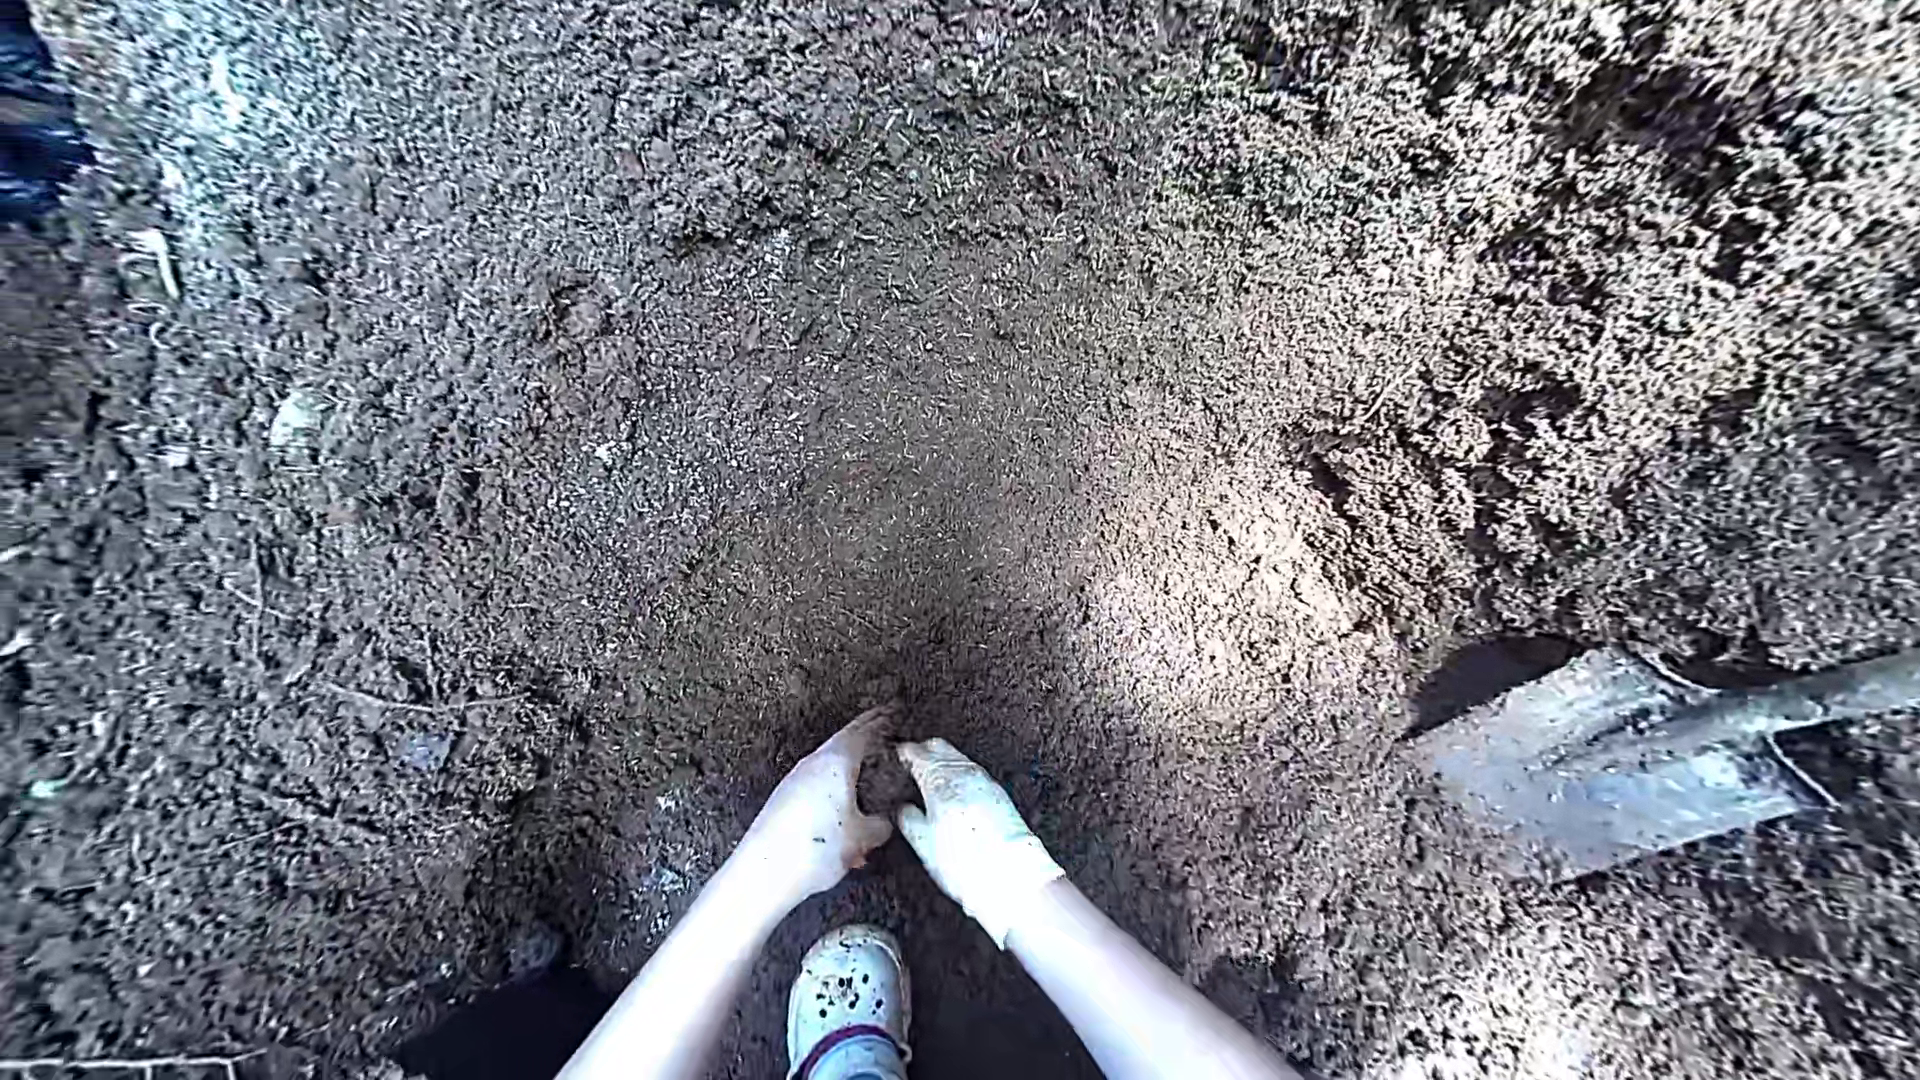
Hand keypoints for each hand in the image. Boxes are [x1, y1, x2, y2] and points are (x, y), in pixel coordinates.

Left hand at [734, 706, 895, 908]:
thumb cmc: (811, 850)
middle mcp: (814, 764)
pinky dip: (834, 788)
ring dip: (849, 766)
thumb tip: (884, 824)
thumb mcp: (862, 838)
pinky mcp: (785, 800)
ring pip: (830, 765)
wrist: (762, 875)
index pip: (863, 730)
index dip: (880, 721)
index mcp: (835, 761)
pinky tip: (842, 813)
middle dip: (865, 738)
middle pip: (844, 743)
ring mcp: (796, 780)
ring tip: (867, 775)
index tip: (890, 714)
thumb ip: (879, 826)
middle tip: (881, 731)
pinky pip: (817, 785)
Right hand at [896, 738, 1064, 947]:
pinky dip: (960, 770)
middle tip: (913, 758)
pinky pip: (973, 769)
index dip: (906, 753)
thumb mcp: (925, 847)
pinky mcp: (998, 791)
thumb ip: (910, 821)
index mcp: (940, 783)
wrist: (1011, 878)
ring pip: (957, 756)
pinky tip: (957, 784)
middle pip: (939, 748)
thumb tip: (903, 809)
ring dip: (943, 758)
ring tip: (933, 770)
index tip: (900, 754)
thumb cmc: (968, 867)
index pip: (918, 755)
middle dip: (925, 750)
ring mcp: (983, 780)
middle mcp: (963, 774)